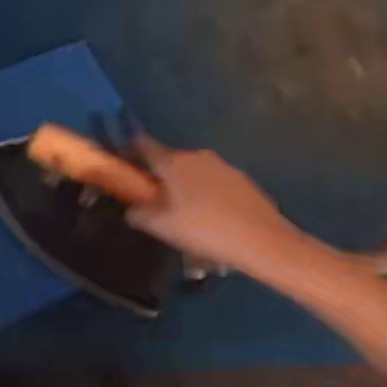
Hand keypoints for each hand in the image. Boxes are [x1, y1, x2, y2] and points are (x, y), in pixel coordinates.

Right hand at [126, 136, 303, 270]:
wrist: (263, 242)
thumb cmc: (203, 230)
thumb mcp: (160, 227)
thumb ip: (137, 213)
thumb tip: (131, 208)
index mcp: (172, 162)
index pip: (142, 144)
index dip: (128, 152)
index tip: (123, 167)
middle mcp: (196, 156)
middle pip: (168, 160)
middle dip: (158, 177)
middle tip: (154, 202)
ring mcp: (222, 166)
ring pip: (192, 172)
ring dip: (183, 186)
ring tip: (184, 215)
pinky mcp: (242, 180)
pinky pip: (213, 182)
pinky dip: (205, 194)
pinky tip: (210, 219)